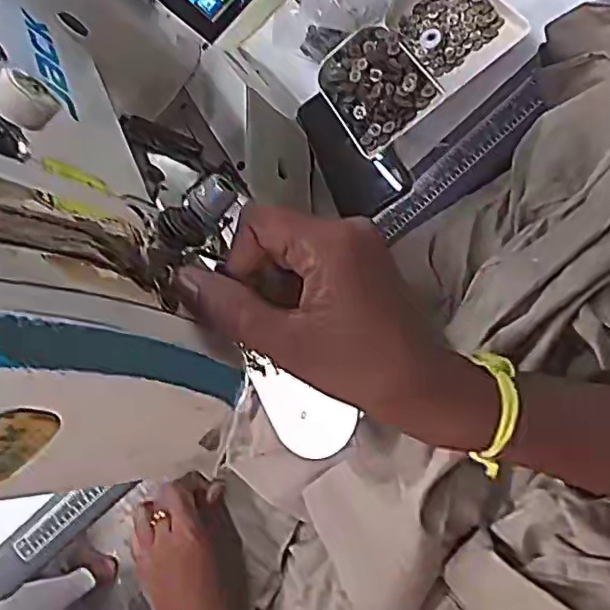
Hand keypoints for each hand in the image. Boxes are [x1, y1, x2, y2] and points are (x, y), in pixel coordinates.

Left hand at [131, 475, 233, 609]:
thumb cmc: (224, 602)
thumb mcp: (228, 553)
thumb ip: (216, 517)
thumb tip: (212, 490)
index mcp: (187, 532)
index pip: (177, 488)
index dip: (191, 484)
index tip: (206, 490)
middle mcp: (161, 539)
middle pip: (158, 498)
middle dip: (175, 496)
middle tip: (195, 504)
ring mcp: (146, 556)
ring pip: (142, 515)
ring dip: (158, 511)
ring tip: (176, 520)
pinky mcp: (140, 572)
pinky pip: (138, 537)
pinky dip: (149, 530)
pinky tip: (165, 541)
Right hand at [173, 205, 494, 450]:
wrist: (421, 387)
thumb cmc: (365, 368)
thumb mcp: (285, 342)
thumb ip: (229, 308)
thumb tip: (189, 280)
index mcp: (331, 240)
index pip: (255, 222)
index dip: (239, 262)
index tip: (249, 301)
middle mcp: (348, 230)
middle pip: (272, 235)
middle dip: (260, 279)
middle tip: (273, 322)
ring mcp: (358, 243)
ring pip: (289, 251)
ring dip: (279, 287)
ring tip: (296, 328)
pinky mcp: (362, 260)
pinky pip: (312, 261)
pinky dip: (299, 289)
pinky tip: (310, 323)